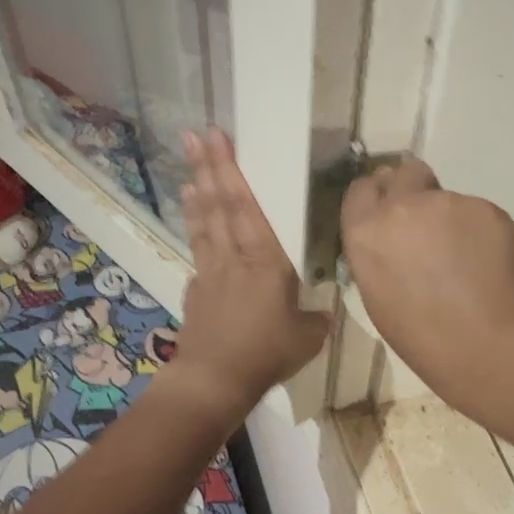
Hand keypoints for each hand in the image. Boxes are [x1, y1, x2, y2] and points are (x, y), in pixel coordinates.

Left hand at [171, 129, 328, 412]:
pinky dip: (194, 228)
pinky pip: (197, 251)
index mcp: (267, 263)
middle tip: (195, 135)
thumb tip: (323, 313)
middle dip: (209, 167)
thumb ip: (316, 320)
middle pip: (220, 205)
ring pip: (204, 224)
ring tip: (190, 167)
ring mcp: (211, 273)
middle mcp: (235, 258)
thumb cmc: (267, 354)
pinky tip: (193, 220)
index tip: (219, 140)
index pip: (248, 207)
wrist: (215, 379)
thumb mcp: (308, 338)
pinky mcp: (196, 291)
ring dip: (197, 192)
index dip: (233, 171)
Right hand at [341, 159, 513, 399]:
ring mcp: (448, 203)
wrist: (483, 342)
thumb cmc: (422, 337)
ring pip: (448, 199)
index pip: (362, 190)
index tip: (390, 209)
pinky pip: (481, 215)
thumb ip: (381, 255)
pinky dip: (483, 234)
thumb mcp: (379, 298)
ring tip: (467, 262)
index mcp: (366, 234)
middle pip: (406, 174)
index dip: (378, 196)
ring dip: (453, 221)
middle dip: (416, 190)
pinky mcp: (487, 209)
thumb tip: (396, 245)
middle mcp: (402, 207)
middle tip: (430, 225)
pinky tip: (489, 266)